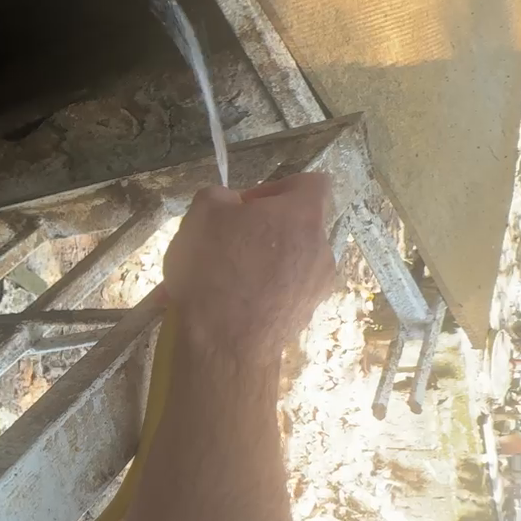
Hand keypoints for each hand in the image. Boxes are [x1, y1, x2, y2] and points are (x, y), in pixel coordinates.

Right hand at [161, 172, 334, 364]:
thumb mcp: (199, 216)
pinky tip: (218, 306)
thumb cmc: (213, 267)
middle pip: (291, 227)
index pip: (307, 183)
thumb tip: (227, 202)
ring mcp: (317, 281)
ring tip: (208, 284)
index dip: (271, 189)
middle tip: (215, 249)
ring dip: (249, 266)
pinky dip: (250, 294)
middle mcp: (321, 243)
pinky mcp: (303, 310)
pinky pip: (275, 292)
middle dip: (253, 234)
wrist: (226, 337)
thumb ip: (215, 197)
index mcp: (302, 213)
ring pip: (281, 262)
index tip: (239, 208)